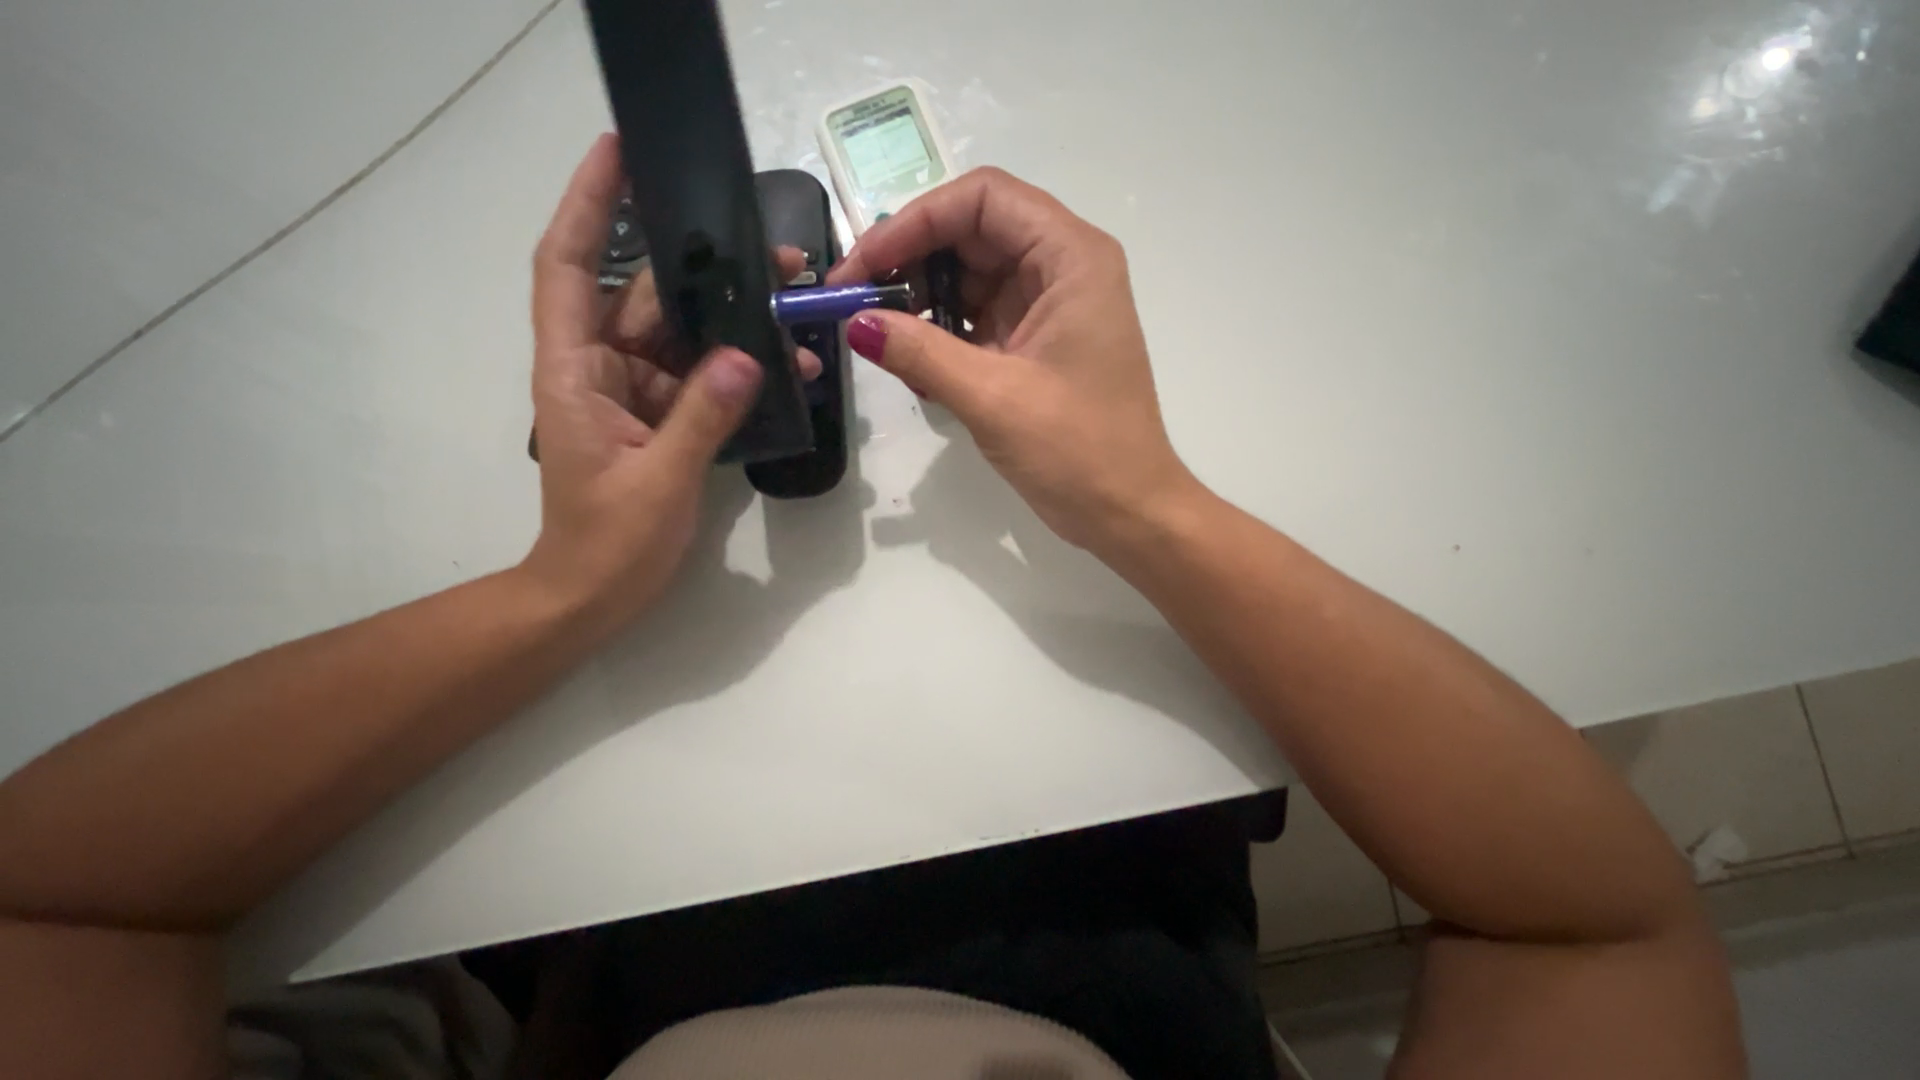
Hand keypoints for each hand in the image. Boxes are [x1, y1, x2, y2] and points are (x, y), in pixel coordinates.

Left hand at [519, 135, 815, 631]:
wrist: (590, 598)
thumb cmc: (606, 545)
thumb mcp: (658, 480)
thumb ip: (703, 416)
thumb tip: (749, 356)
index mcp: (575, 371)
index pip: (569, 266)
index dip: (586, 202)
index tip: (619, 150)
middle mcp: (601, 366)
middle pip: (651, 295)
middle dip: (712, 271)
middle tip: (782, 257)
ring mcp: (634, 391)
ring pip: (686, 333)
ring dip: (739, 321)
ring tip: (800, 310)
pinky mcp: (662, 415)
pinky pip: (704, 375)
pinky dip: (742, 369)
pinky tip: (790, 369)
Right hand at [828, 167, 1198, 552]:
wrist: (1128, 511)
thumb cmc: (1078, 450)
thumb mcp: (992, 398)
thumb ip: (920, 352)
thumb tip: (855, 321)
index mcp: (1071, 258)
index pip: (983, 198)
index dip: (916, 221)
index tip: (864, 266)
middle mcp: (1063, 267)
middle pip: (972, 230)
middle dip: (911, 258)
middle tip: (856, 300)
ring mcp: (1050, 305)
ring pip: (971, 274)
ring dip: (922, 297)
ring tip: (881, 335)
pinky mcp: (1037, 341)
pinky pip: (978, 315)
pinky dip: (941, 331)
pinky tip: (913, 363)